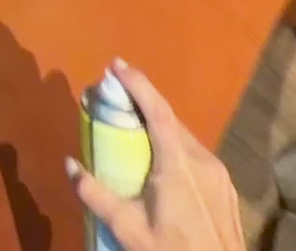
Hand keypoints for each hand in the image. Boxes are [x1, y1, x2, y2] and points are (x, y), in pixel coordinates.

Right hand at [67, 60, 245, 250]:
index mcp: (178, 164)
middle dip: (142, 102)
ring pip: (183, 138)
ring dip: (158, 126)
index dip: (137, 83)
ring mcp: (219, 176)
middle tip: (115, 98)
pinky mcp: (226, 191)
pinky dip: (173, 146)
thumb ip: (96, 195)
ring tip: (133, 130)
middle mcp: (202, 161)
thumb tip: (68, 164)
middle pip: (169, 120)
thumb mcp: (129, 230)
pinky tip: (160, 164)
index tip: (116, 64)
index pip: (157, 110)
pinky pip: (194, 155)